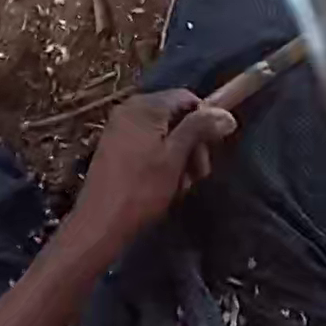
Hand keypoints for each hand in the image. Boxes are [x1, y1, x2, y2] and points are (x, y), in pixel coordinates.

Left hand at [69, 89, 237, 238]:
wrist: (98, 227)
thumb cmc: (140, 190)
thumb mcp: (176, 157)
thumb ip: (200, 129)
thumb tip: (227, 115)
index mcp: (145, 106)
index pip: (187, 98)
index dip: (204, 120)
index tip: (211, 149)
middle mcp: (130, 109)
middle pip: (176, 115)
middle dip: (193, 142)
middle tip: (198, 173)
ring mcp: (120, 127)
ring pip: (164, 131)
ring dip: (180, 155)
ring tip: (182, 184)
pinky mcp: (115, 146)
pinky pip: (149, 142)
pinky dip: (162, 159)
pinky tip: (166, 184)